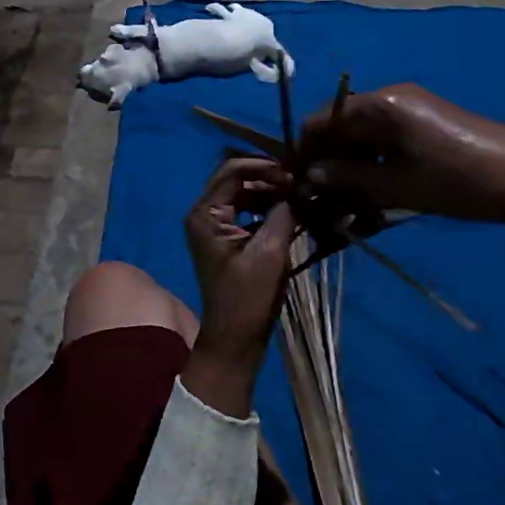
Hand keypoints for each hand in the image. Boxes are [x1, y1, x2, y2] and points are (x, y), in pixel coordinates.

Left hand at [180, 158, 293, 416]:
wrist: (235, 338)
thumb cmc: (248, 297)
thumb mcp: (270, 252)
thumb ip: (282, 213)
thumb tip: (298, 189)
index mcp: (204, 213)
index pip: (231, 171)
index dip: (263, 167)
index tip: (294, 174)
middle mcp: (203, 213)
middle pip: (235, 180)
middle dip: (268, 178)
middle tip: (301, 183)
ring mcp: (212, 226)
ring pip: (242, 194)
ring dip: (269, 192)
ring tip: (300, 196)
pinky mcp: (225, 238)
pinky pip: (245, 211)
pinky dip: (266, 208)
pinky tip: (291, 211)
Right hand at [298, 83, 504, 255]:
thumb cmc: (460, 181)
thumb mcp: (398, 185)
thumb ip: (348, 178)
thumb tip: (310, 175)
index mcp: (380, 104)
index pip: (324, 118)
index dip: (306, 147)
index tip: (296, 178)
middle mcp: (392, 96)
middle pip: (343, 123)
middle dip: (327, 156)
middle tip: (319, 191)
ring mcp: (413, 107)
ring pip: (364, 132)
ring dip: (350, 160)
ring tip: (345, 195)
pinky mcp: (429, 121)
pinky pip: (386, 136)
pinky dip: (374, 159)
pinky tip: (375, 186)